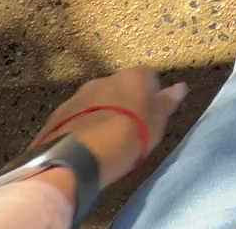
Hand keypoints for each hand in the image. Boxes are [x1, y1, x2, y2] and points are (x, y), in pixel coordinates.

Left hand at [27, 66, 188, 186]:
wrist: (74, 160)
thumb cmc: (125, 138)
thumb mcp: (155, 124)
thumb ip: (166, 103)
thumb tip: (180, 87)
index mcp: (133, 76)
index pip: (149, 76)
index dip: (151, 94)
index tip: (150, 114)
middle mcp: (105, 79)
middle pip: (120, 87)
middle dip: (124, 102)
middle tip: (128, 128)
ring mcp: (77, 96)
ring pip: (96, 101)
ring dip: (101, 113)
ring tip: (103, 139)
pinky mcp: (56, 116)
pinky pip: (75, 117)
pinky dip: (82, 126)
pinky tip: (84, 145)